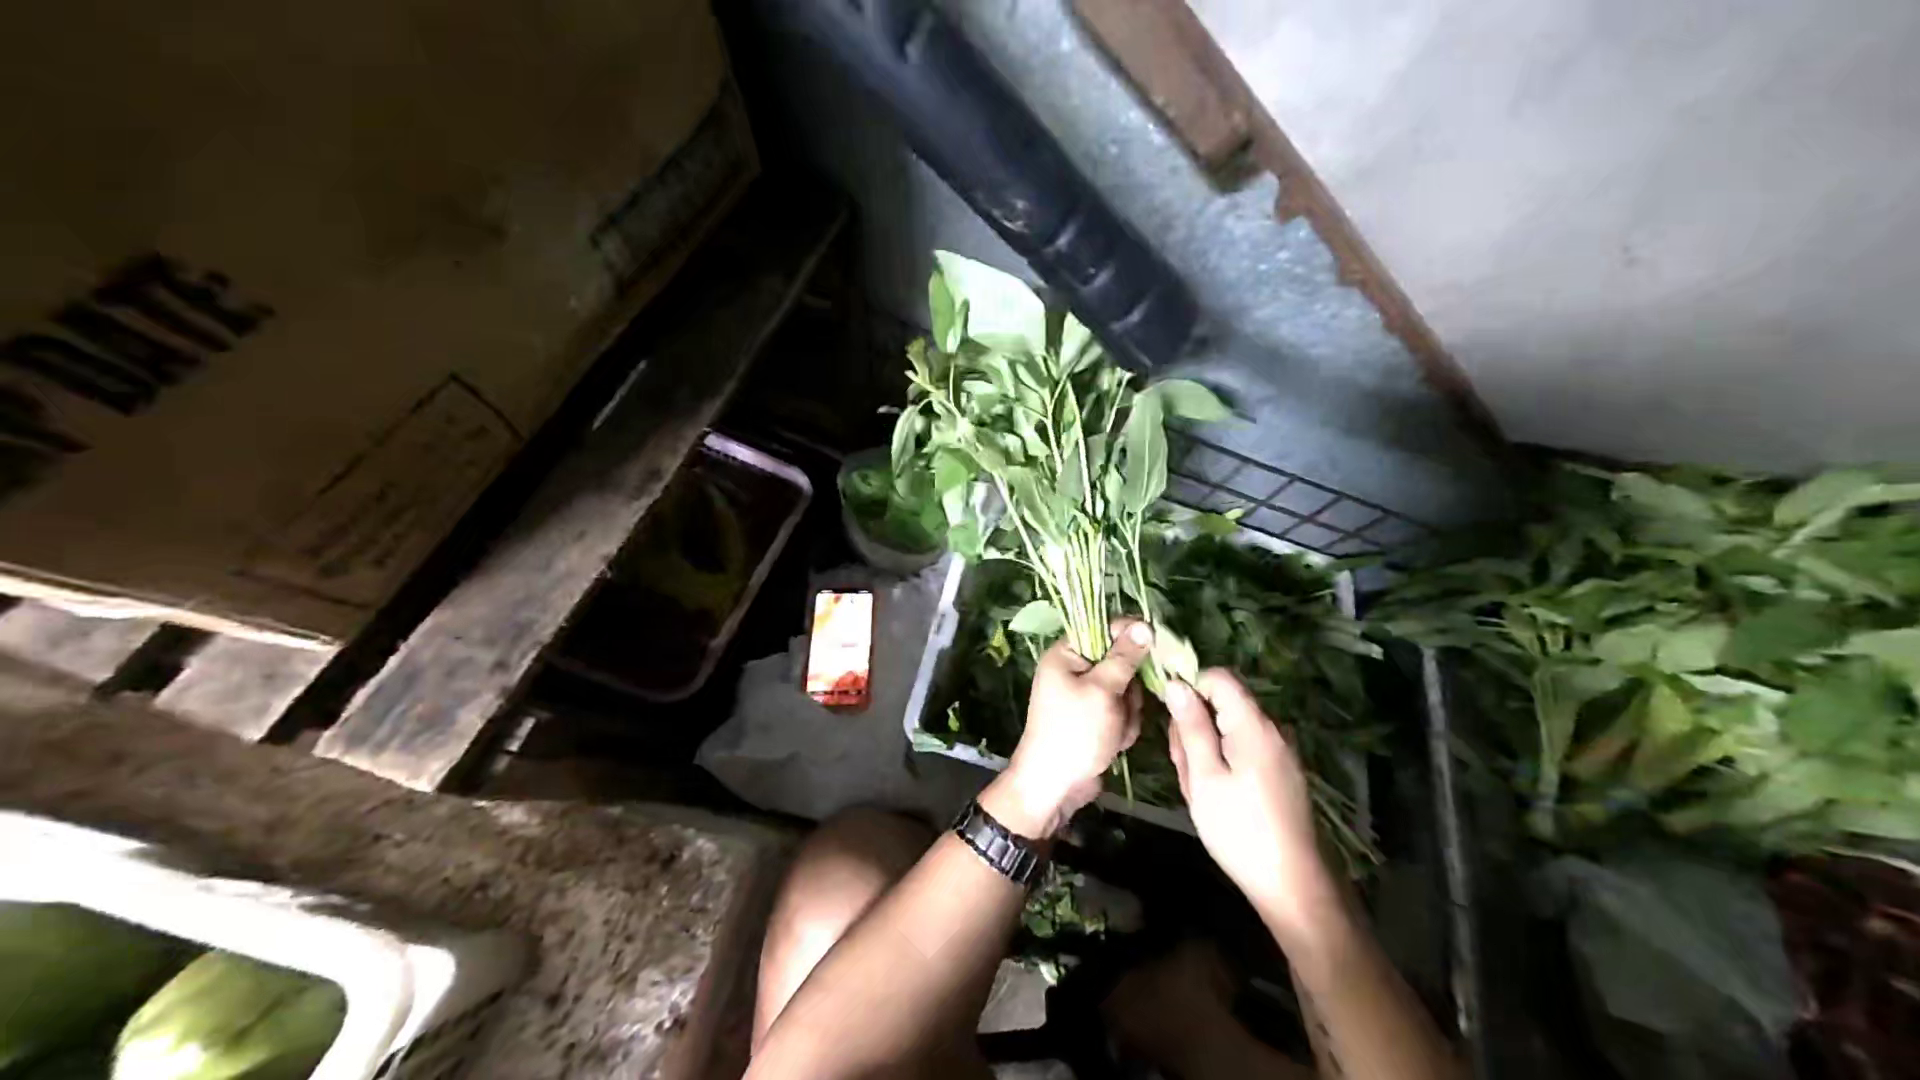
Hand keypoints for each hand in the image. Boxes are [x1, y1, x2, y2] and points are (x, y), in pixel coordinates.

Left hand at [982, 619, 1151, 837]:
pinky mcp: (1096, 718)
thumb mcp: (1102, 691)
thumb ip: (1124, 657)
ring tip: (1115, 730)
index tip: (1155, 645)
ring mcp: (1086, 696)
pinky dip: (1124, 727)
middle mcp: (1074, 670)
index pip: (1103, 628)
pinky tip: (1114, 743)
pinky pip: (1123, 712)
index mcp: (1066, 654)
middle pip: (1122, 662)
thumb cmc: (1074, 732)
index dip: (1130, 635)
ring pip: (1128, 690)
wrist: (1056, 786)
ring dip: (1128, 712)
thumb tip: (1143, 625)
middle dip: (1129, 688)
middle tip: (1122, 705)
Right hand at [1164, 669, 1344, 944]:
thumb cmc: (1239, 830)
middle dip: (1195, 725)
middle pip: (1223, 703)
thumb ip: (1190, 727)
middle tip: (1183, 765)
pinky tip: (1217, 795)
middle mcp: (1272, 729)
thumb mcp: (1203, 777)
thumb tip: (1176, 684)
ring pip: (1230, 728)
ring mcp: (1280, 752)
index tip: (1169, 716)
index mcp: (1253, 725)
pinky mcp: (1282, 772)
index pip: (1219, 677)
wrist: (1292, 886)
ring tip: (1198, 787)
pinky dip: (1223, 761)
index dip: (1190, 686)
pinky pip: (1244, 748)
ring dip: (1206, 747)